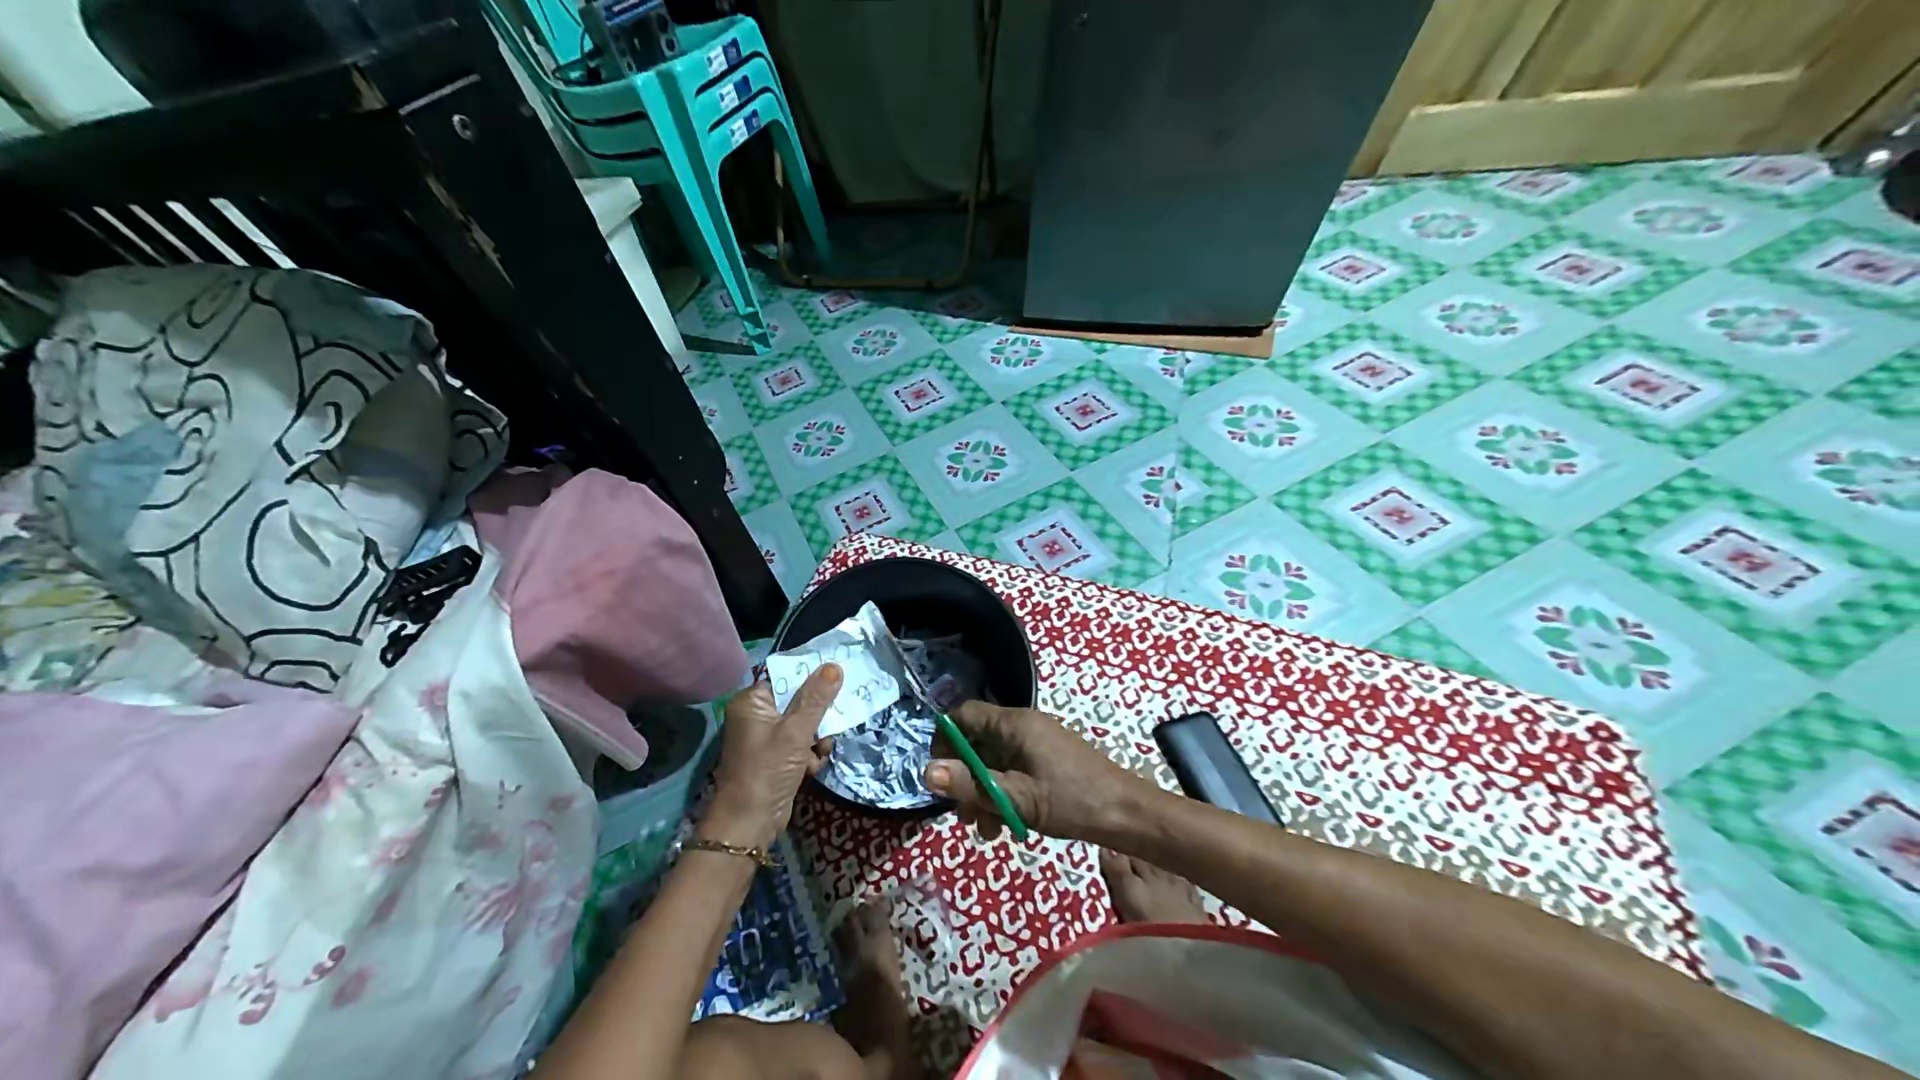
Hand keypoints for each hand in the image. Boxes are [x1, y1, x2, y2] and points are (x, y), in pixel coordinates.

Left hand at [699, 665, 842, 850]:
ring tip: (820, 750)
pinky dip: (809, 754)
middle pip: (797, 702)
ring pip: (803, 725)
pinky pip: (800, 745)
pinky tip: (813, 766)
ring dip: (816, 738)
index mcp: (751, 702)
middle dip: (817, 716)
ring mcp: (765, 739)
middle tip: (831, 722)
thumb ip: (816, 698)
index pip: (785, 678)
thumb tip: (834, 666)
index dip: (811, 680)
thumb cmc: (768, 769)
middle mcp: (755, 717)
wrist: (750, 822)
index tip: (836, 681)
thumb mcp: (796, 731)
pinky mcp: (775, 759)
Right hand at [923, 701, 1145, 842]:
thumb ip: (972, 785)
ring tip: (988, 831)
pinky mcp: (1046, 760)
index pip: (963, 714)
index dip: (944, 741)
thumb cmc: (1072, 801)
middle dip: (965, 778)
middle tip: (964, 817)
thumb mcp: (1017, 798)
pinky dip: (1003, 794)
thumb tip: (927, 772)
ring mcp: (1036, 743)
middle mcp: (1024, 726)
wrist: (1126, 815)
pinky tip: (1007, 825)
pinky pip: (1011, 770)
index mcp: (1015, 724)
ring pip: (993, 761)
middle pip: (976, 742)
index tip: (939, 776)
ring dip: (984, 793)